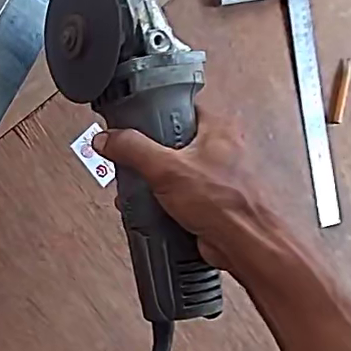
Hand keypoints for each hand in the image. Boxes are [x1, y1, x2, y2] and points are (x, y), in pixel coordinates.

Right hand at [92, 109, 282, 269]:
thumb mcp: (165, 168)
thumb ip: (132, 149)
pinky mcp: (210, 200)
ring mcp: (216, 175)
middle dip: (148, 155)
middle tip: (134, 160)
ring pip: (175, 170)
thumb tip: (108, 139)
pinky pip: (179, 193)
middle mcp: (221, 149)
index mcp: (219, 128)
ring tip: (141, 186)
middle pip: (174, 141)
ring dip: (154, 180)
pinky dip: (163, 200)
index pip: (182, 107)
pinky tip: (153, 206)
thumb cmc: (226, 204)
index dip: (156, 114)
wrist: (242, 243)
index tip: (135, 123)